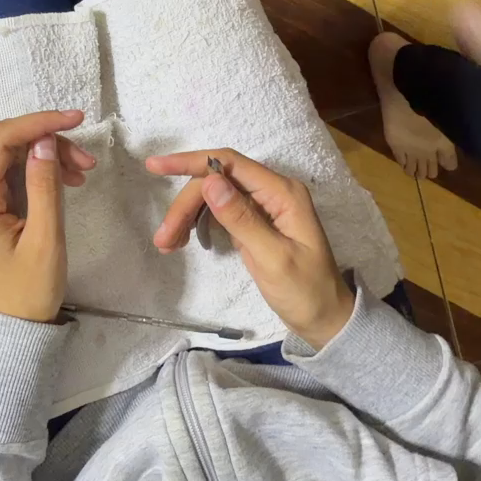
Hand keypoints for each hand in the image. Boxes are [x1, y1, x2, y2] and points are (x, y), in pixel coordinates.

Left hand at [0, 110, 95, 321]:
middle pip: (6, 145)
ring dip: (48, 156)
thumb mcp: (46, 237)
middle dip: (48, 142)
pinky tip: (66, 181)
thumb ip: (44, 185)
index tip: (76, 119)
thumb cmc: (31, 288)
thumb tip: (45, 140)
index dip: (38, 122)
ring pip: (11, 156)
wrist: (15, 325)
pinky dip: (39, 171)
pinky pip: (11, 174)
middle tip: (87, 162)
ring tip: (83, 174)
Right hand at [146, 149, 355, 346]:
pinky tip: (184, 240)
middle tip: (163, 238)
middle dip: (185, 204)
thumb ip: (241, 219)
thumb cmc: (305, 291)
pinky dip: (197, 223)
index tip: (155, 166)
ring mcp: (262, 206)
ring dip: (187, 215)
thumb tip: (210, 182)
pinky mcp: (253, 222)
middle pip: (216, 181)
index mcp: (282, 192)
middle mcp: (272, 191)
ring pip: (213, 196)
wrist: (325, 319)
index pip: (229, 163)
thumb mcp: (273, 258)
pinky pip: (218, 211)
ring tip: (167, 244)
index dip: (190, 162)